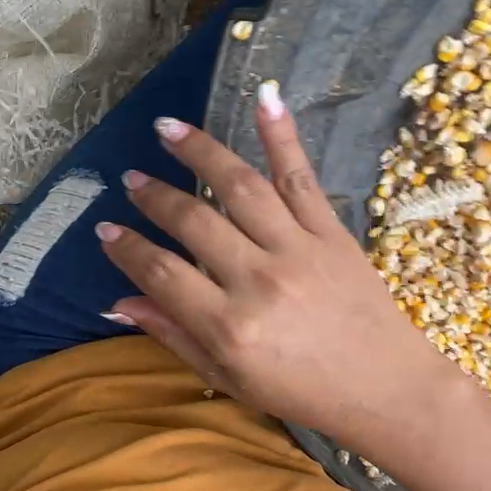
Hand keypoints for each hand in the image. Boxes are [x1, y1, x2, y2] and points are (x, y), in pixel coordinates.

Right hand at [97, 87, 471, 455]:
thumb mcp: (225, 377)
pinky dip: (282, 136)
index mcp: (228, 326)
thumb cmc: (298, 392)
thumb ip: (173, 335)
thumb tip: (119, 303)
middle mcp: (259, 281)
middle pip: (193, 222)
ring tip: (167, 129)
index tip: (105, 230)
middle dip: (154, 197)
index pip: (161, 272)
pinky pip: (302, 178)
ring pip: (240, 187)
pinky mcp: (333, 232)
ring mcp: (299, 250)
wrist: (385, 390)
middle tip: (131, 180)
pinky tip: (265, 98)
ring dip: (200, 152)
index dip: (127, 248)